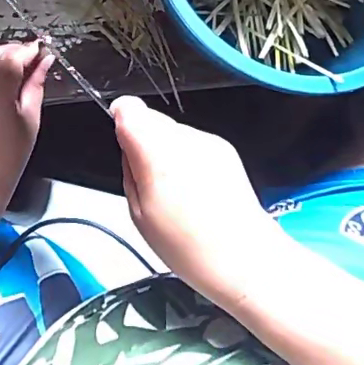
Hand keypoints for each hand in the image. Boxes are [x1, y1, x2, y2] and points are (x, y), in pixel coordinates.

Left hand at [0, 42, 51, 197]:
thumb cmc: (9, 156)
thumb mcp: (31, 119)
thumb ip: (36, 85)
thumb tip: (45, 62)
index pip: (11, 58)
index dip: (28, 50)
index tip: (42, 51)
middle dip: (16, 50)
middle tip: (35, 58)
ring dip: (5, 59)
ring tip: (24, 70)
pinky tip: (8, 84)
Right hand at [110, 96, 282, 299]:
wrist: (242, 255)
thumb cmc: (191, 246)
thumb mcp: (138, 214)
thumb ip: (128, 168)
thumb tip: (125, 141)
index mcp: (158, 157)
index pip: (129, 109)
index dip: (121, 120)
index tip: (123, 139)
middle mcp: (185, 142)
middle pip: (150, 118)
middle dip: (144, 141)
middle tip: (149, 178)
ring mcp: (207, 142)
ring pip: (172, 130)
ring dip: (166, 150)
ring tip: (174, 189)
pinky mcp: (223, 148)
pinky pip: (193, 142)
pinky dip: (188, 158)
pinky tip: (193, 187)